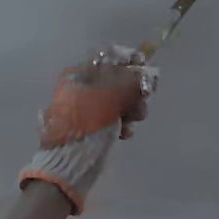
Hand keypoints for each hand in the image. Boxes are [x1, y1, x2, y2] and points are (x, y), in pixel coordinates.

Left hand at [18, 46, 153, 213]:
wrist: (69, 160)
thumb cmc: (88, 122)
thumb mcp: (111, 96)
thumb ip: (132, 81)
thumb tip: (148, 75)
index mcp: (78, 74)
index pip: (107, 58)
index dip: (129, 61)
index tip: (146, 68)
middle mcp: (79, 88)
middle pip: (115, 80)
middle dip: (133, 91)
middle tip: (142, 102)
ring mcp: (84, 109)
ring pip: (116, 101)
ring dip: (130, 109)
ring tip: (134, 121)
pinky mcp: (90, 127)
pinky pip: (111, 118)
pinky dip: (121, 123)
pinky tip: (125, 133)